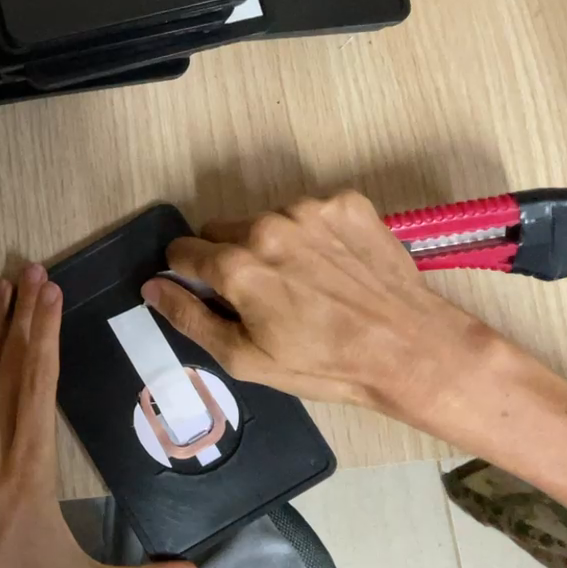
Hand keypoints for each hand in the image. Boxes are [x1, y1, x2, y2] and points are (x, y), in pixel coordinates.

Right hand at [140, 191, 500, 421]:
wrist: (414, 350)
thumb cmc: (323, 364)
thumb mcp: (244, 358)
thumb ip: (189, 317)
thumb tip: (151, 286)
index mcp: (236, 266)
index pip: (182, 250)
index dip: (189, 275)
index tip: (212, 295)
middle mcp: (266, 226)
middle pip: (219, 231)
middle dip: (228, 258)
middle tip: (262, 295)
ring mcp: (309, 210)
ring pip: (261, 220)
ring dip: (269, 245)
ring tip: (304, 282)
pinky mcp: (345, 203)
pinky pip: (305, 212)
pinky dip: (310, 234)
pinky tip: (333, 266)